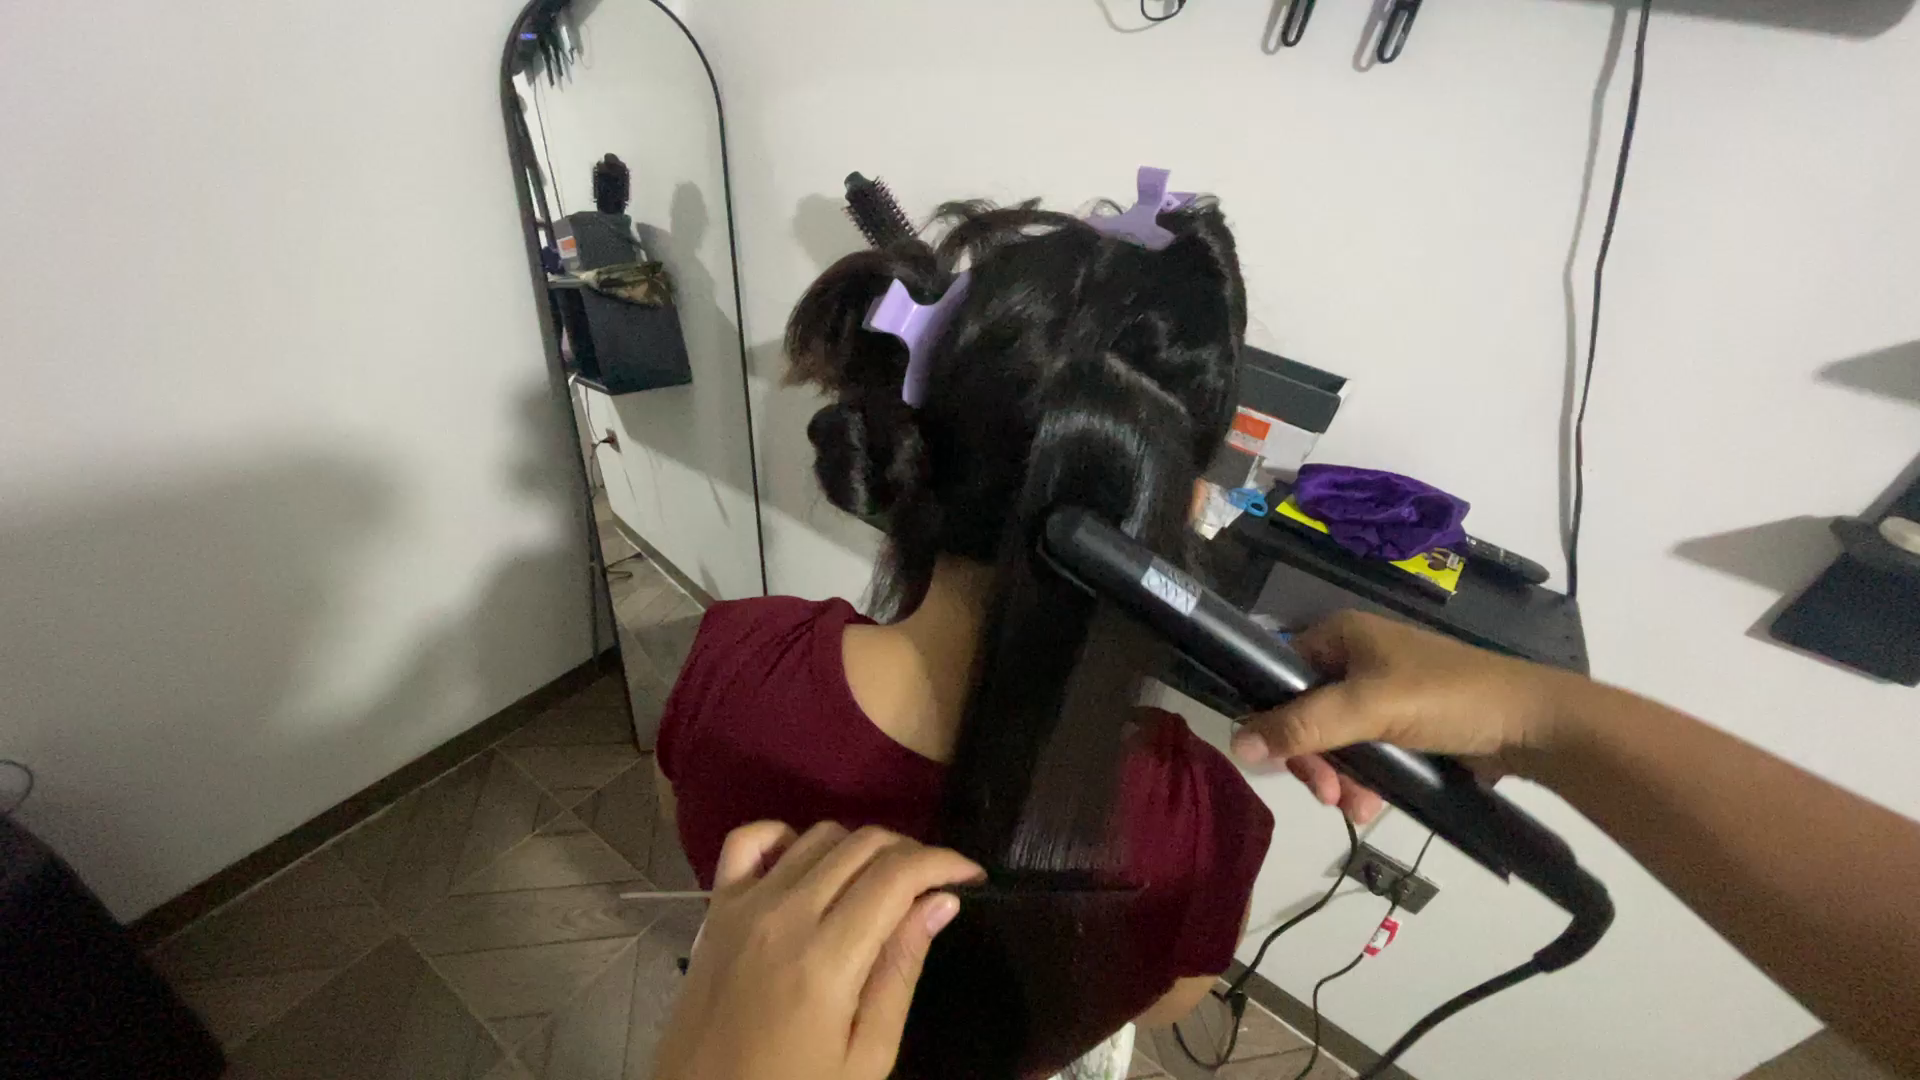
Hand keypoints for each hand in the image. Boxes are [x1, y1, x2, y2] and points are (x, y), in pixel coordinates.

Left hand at [650, 821, 982, 1079]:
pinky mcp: (714, 907)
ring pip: (819, 833)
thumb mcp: (864, 1059)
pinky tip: (807, 867)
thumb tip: (942, 900)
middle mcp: (785, 913)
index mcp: (826, 958)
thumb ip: (901, 971)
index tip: (971, 875)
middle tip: (929, 887)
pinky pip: (751, 838)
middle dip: (911, 853)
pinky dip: (786, 836)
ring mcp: (744, 904)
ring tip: (876, 885)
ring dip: (860, 848)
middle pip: (864, 842)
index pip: (898, 874)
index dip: (944, 862)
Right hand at [1233, 612, 1573, 789]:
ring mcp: (1380, 692)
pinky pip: (1363, 750)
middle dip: (1312, 758)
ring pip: (1333, 737)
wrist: (1538, 726)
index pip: (1280, 673)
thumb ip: (1301, 726)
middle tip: (1326, 793)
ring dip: (1338, 775)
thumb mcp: (1368, 709)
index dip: (1273, 717)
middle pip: (1304, 712)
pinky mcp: (1404, 723)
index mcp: (1340, 635)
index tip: (1284, 759)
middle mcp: (1354, 658)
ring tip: (1353, 807)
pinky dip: (1363, 779)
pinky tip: (1370, 806)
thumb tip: (1235, 744)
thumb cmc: (1447, 698)